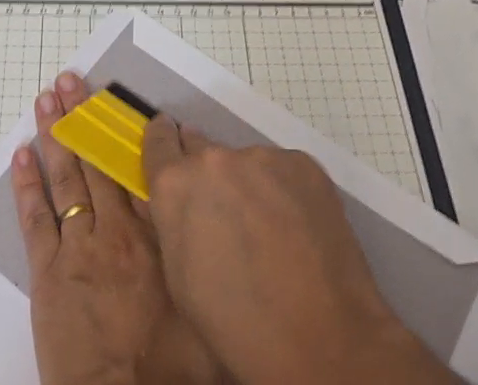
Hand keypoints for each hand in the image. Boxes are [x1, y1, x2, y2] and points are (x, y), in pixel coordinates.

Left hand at [13, 73, 225, 384]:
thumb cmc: (172, 368)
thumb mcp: (207, 312)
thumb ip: (208, 269)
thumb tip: (226, 244)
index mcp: (156, 236)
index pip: (141, 171)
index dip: (130, 134)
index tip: (124, 105)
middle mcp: (116, 231)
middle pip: (97, 162)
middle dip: (83, 118)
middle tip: (70, 80)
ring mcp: (78, 247)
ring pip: (64, 178)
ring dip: (54, 135)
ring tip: (45, 99)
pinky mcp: (48, 271)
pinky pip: (34, 217)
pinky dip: (26, 184)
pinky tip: (21, 155)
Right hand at [140, 117, 455, 384]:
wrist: (318, 336)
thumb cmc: (232, 321)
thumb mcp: (178, 274)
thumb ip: (171, 221)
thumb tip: (170, 199)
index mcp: (175, 184)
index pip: (159, 140)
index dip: (162, 143)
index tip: (168, 142)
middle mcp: (215, 159)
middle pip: (202, 147)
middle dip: (206, 171)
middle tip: (221, 207)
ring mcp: (263, 158)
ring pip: (246, 162)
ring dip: (248, 183)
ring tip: (267, 227)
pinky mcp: (304, 165)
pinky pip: (283, 170)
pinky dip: (283, 190)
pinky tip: (296, 227)